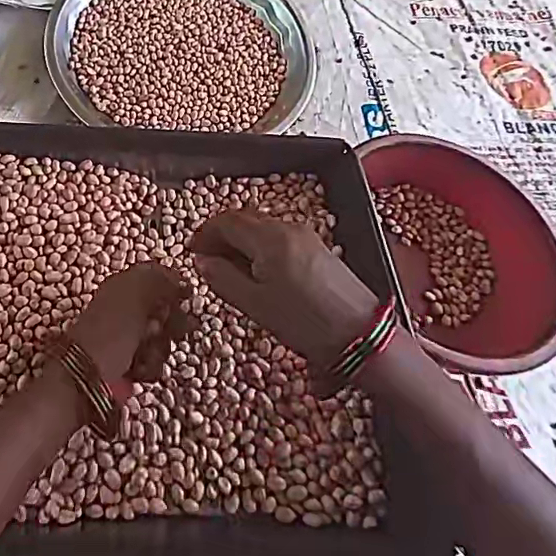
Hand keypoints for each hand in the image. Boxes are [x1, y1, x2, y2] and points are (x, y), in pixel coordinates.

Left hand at [64, 262, 193, 385]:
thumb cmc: (110, 331)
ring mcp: (127, 336)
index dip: (173, 286)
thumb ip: (160, 281)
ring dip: (158, 349)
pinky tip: (139, 370)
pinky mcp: (129, 362)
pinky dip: (150, 366)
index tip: (185, 298)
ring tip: (143, 355)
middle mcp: (125, 308)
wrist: (87, 376)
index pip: (157, 276)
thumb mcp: (136, 296)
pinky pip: (153, 360)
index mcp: (122, 285)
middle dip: (169, 324)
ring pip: (163, 338)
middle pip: (165, 311)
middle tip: (157, 331)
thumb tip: (181, 280)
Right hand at [189, 210, 379, 373]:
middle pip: (244, 219)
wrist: (363, 336)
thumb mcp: (254, 304)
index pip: (226, 221)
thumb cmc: (304, 323)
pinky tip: (257, 271)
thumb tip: (201, 261)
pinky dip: (259, 247)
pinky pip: (278, 237)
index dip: (204, 234)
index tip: (192, 252)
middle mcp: (287, 228)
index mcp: (269, 238)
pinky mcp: (317, 248)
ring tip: (229, 269)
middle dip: (220, 235)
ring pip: (261, 227)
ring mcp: (305, 236)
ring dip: (240, 241)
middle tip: (206, 260)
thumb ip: (222, 278)